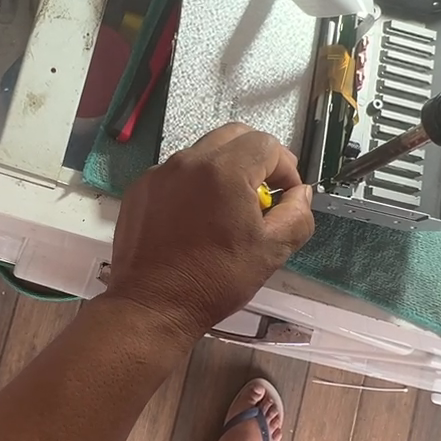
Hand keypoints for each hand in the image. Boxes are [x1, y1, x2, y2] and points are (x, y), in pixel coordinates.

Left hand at [106, 124, 315, 336]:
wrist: (152, 305)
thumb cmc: (214, 280)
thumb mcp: (272, 252)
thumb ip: (297, 215)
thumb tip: (300, 194)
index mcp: (224, 171)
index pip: (267, 144)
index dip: (286, 167)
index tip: (286, 196)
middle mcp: (189, 161)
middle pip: (234, 136)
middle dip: (257, 157)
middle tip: (264, 191)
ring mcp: (160, 173)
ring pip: (203, 152)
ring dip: (225, 168)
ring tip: (229, 207)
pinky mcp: (140, 189)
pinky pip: (176, 172)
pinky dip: (194, 183)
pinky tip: (196, 217)